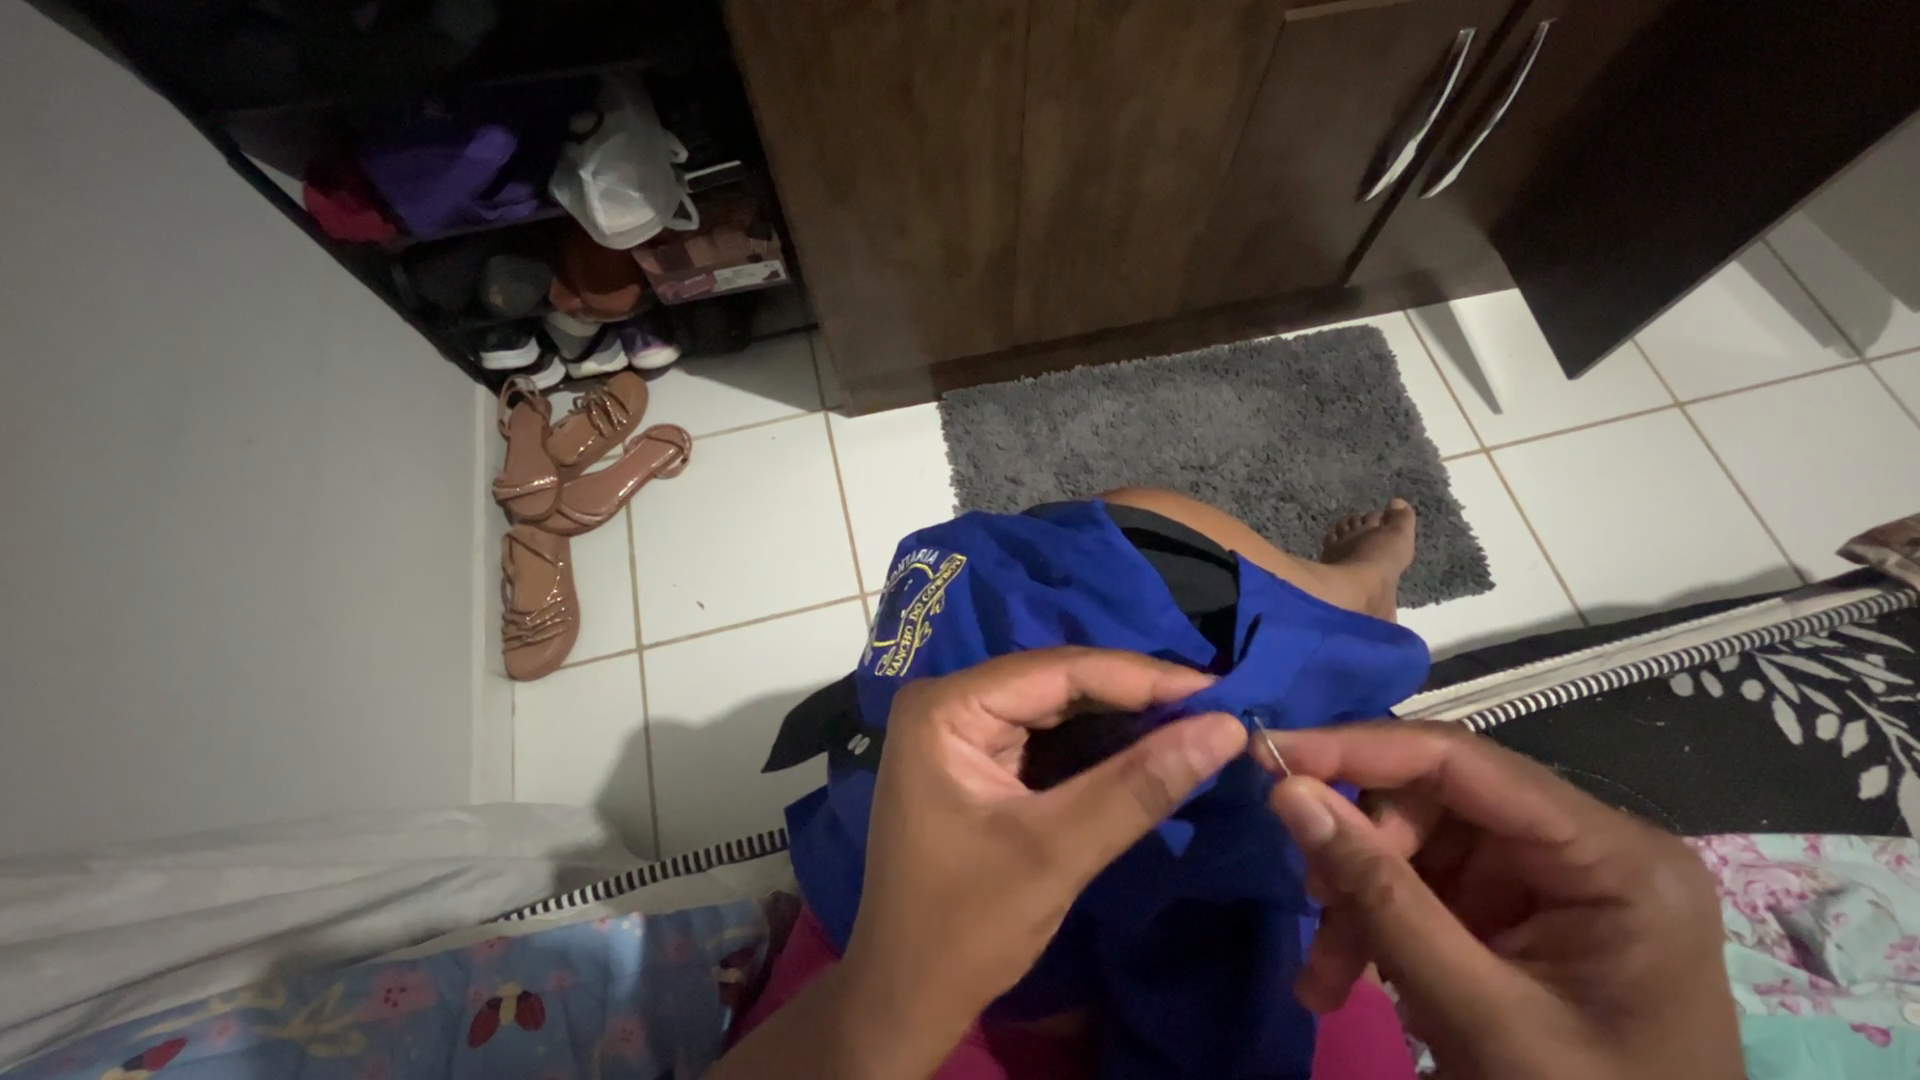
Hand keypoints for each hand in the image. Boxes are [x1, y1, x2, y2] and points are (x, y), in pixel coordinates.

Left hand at [841, 648, 1248, 1071]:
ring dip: (1123, 716)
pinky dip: (1097, 742)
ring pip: (1056, 705)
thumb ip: (1139, 786)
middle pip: (1057, 681)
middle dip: (1136, 695)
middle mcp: (948, 701)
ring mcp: (959, 728)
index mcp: (946, 708)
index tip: (1219, 690)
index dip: (1142, 677)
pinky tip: (1147, 744)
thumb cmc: (966, 926)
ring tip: (1196, 722)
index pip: (1058, 671)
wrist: (906, 992)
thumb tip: (1226, 728)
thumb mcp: (1056, 853)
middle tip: (1216, 708)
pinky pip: (1045, 733)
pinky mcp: (975, 756)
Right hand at [1258, 723, 1742, 1079]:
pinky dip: (1375, 923)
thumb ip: (1380, 895)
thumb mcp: (1476, 1012)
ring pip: (1412, 841)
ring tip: (1327, 974)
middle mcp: (1585, 843)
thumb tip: (1286, 792)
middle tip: (1312, 902)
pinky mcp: (1519, 905)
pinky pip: (1421, 882)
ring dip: (1357, 898)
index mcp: (1613, 856)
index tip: (1267, 754)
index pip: (1461, 759)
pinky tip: (1351, 978)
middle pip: (1431, 799)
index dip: (1355, 748)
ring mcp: (1551, 875)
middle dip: (1360, 850)